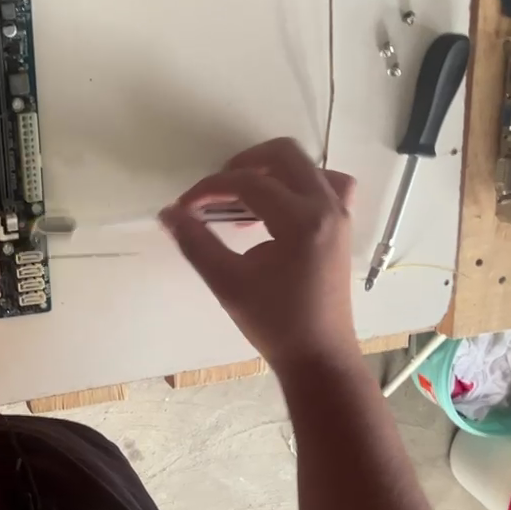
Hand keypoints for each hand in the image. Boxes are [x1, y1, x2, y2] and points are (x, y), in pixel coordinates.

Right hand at [160, 138, 358, 373]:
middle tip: (214, 192)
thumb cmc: (273, 322)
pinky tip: (277, 208)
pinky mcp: (341, 226)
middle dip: (240, 166)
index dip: (209, 189)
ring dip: (270, 172)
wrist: (317, 354)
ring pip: (306, 166)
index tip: (183, 207)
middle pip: (283, 155)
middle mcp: (326, 208)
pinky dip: (298, 185)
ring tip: (243, 199)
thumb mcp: (226, 282)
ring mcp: (339, 214)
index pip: (247, 183)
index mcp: (300, 221)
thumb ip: (195, 242)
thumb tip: (168, 213)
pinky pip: (327, 185)